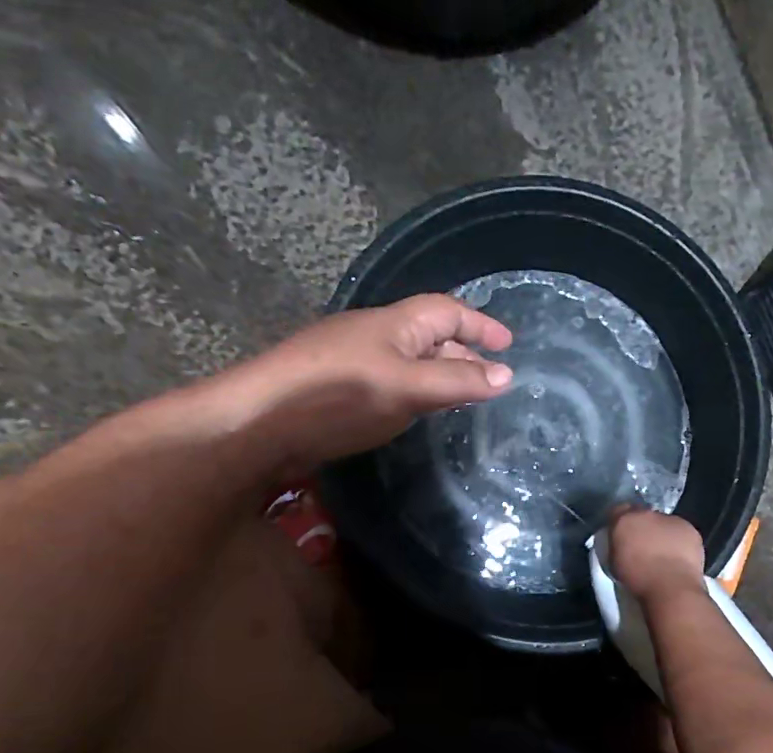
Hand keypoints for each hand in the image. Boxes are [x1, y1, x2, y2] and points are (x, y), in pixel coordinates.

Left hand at [233, 294, 512, 466]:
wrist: (262, 421)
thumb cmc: (338, 394)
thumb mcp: (406, 386)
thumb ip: (456, 382)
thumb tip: (507, 376)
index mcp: (395, 323)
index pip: (448, 312)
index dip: (480, 324)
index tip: (509, 344)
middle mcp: (376, 336)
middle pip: (430, 336)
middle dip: (464, 353)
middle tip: (492, 380)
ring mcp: (355, 364)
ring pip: (410, 363)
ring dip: (439, 376)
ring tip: (464, 398)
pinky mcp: (340, 392)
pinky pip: (390, 384)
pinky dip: (414, 394)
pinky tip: (415, 414)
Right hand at [607, 508, 705, 601]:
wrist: (671, 588)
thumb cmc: (637, 579)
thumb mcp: (614, 563)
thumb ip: (617, 545)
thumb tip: (622, 543)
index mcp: (624, 520)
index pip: (617, 511)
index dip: (619, 523)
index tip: (621, 536)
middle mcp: (647, 514)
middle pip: (642, 515)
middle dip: (642, 527)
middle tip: (642, 546)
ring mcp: (671, 520)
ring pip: (663, 523)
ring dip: (661, 533)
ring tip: (663, 554)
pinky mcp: (691, 530)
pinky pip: (681, 532)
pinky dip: (678, 541)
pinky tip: (678, 558)